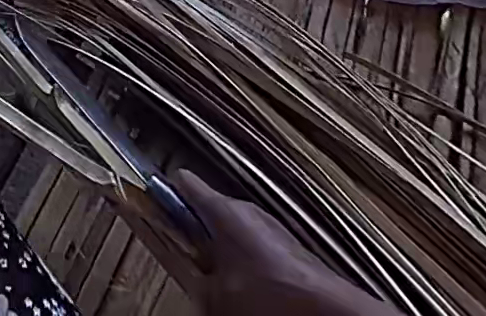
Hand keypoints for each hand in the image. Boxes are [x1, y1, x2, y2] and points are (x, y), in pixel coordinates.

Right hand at [173, 170, 400, 315]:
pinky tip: (252, 298)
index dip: (166, 193)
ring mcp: (271, 228)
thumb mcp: (218, 300)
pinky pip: (257, 251)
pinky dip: (248, 268)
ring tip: (221, 287)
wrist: (331, 315)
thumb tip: (193, 288)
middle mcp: (246, 210)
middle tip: (188, 263)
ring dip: (224, 255)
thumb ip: (197, 286)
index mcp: (222, 210)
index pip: (184, 182)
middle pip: (209, 210)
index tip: (154, 208)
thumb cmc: (271, 299)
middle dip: (197, 236)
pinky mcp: (290, 251)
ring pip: (234, 233)